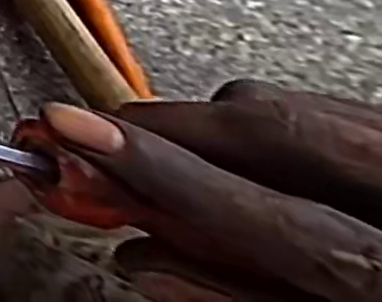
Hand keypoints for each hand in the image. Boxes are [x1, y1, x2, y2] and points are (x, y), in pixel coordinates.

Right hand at [39, 82, 381, 301]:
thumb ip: (245, 298)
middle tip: (91, 132)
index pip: (280, 223)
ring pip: (281, 102)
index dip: (160, 170)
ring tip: (182, 159)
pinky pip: (314, 100)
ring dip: (207, 127)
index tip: (67, 126)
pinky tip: (254, 157)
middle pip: (271, 128)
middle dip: (164, 128)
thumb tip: (142, 261)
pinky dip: (258, 121)